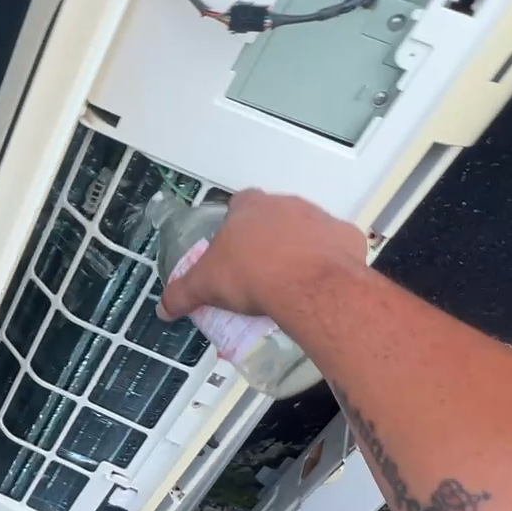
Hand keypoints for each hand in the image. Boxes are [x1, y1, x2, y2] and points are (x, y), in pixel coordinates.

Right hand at [157, 189, 367, 320]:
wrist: (308, 287)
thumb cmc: (252, 275)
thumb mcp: (203, 286)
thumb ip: (181, 294)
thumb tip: (164, 308)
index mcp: (249, 208)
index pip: (239, 203)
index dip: (234, 223)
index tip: (231, 246)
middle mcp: (285, 204)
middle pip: (273, 215)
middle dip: (266, 236)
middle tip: (256, 268)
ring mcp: (319, 218)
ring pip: (305, 229)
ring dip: (297, 248)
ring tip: (285, 280)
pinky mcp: (347, 237)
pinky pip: (334, 247)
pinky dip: (326, 262)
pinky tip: (315, 283)